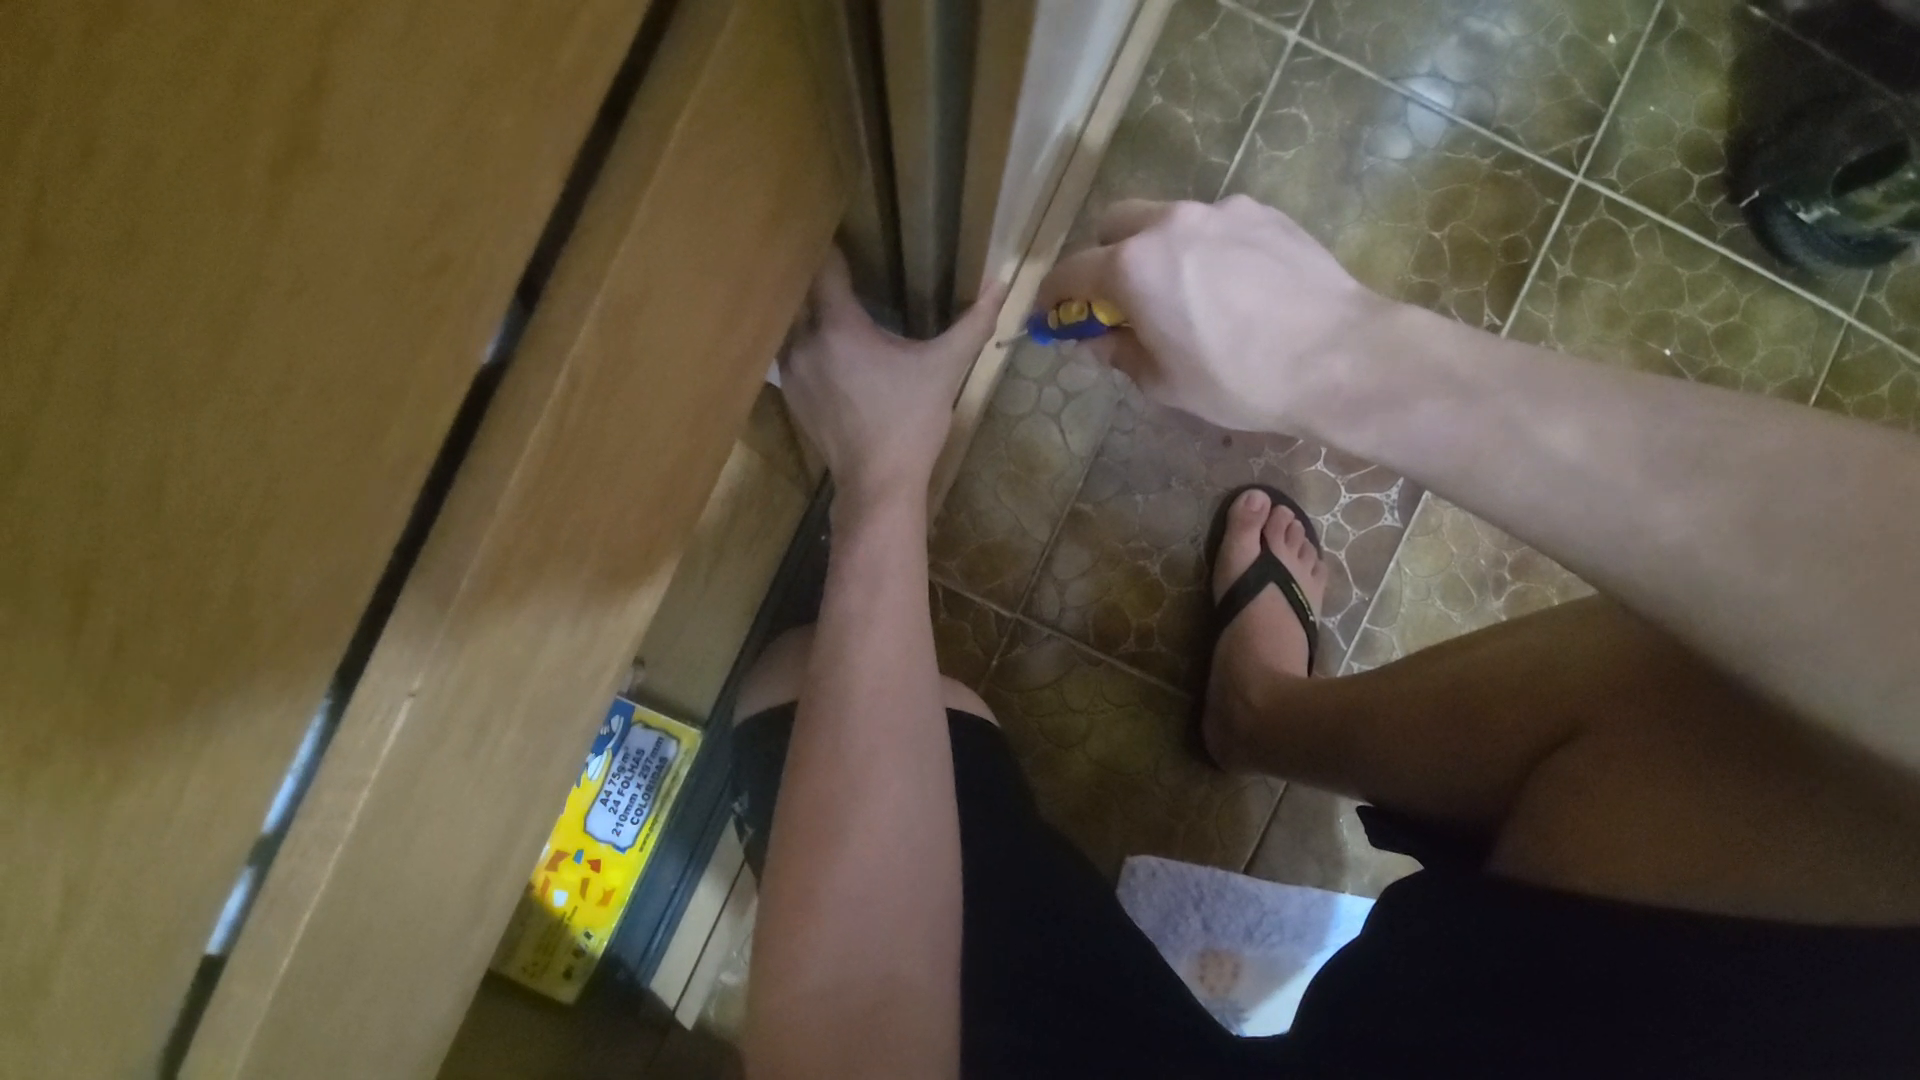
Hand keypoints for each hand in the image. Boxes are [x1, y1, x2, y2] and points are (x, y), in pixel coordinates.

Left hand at [780, 249, 1003, 508]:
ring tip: (839, 307)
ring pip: (794, 324)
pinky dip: (809, 344)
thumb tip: (1002, 282)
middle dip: (823, 280)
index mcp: (838, 327)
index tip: (851, 236)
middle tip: (849, 271)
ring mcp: (792, 370)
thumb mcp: (946, 369)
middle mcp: (804, 342)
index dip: (838, 249)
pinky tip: (833, 351)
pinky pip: (793, 353)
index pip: (826, 267)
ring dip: (813, 313)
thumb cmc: (912, 422)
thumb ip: (974, 323)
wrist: (878, 482)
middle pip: (804, 292)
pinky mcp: (790, 394)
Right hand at [1035, 195, 1396, 432]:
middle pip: (1114, 224)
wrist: (1338, 357)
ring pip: (1167, 219)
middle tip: (1118, 300)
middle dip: (1103, 258)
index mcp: (1134, 266)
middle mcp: (1170, 223)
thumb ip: (1120, 353)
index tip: (1049, 315)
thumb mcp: (1164, 382)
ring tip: (1184, 294)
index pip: (1070, 272)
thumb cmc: (1239, 380)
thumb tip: (1097, 339)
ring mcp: (1221, 211)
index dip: (1053, 296)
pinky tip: (1232, 286)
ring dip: (1156, 250)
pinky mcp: (1264, 213)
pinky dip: (1204, 248)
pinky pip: (1214, 224)